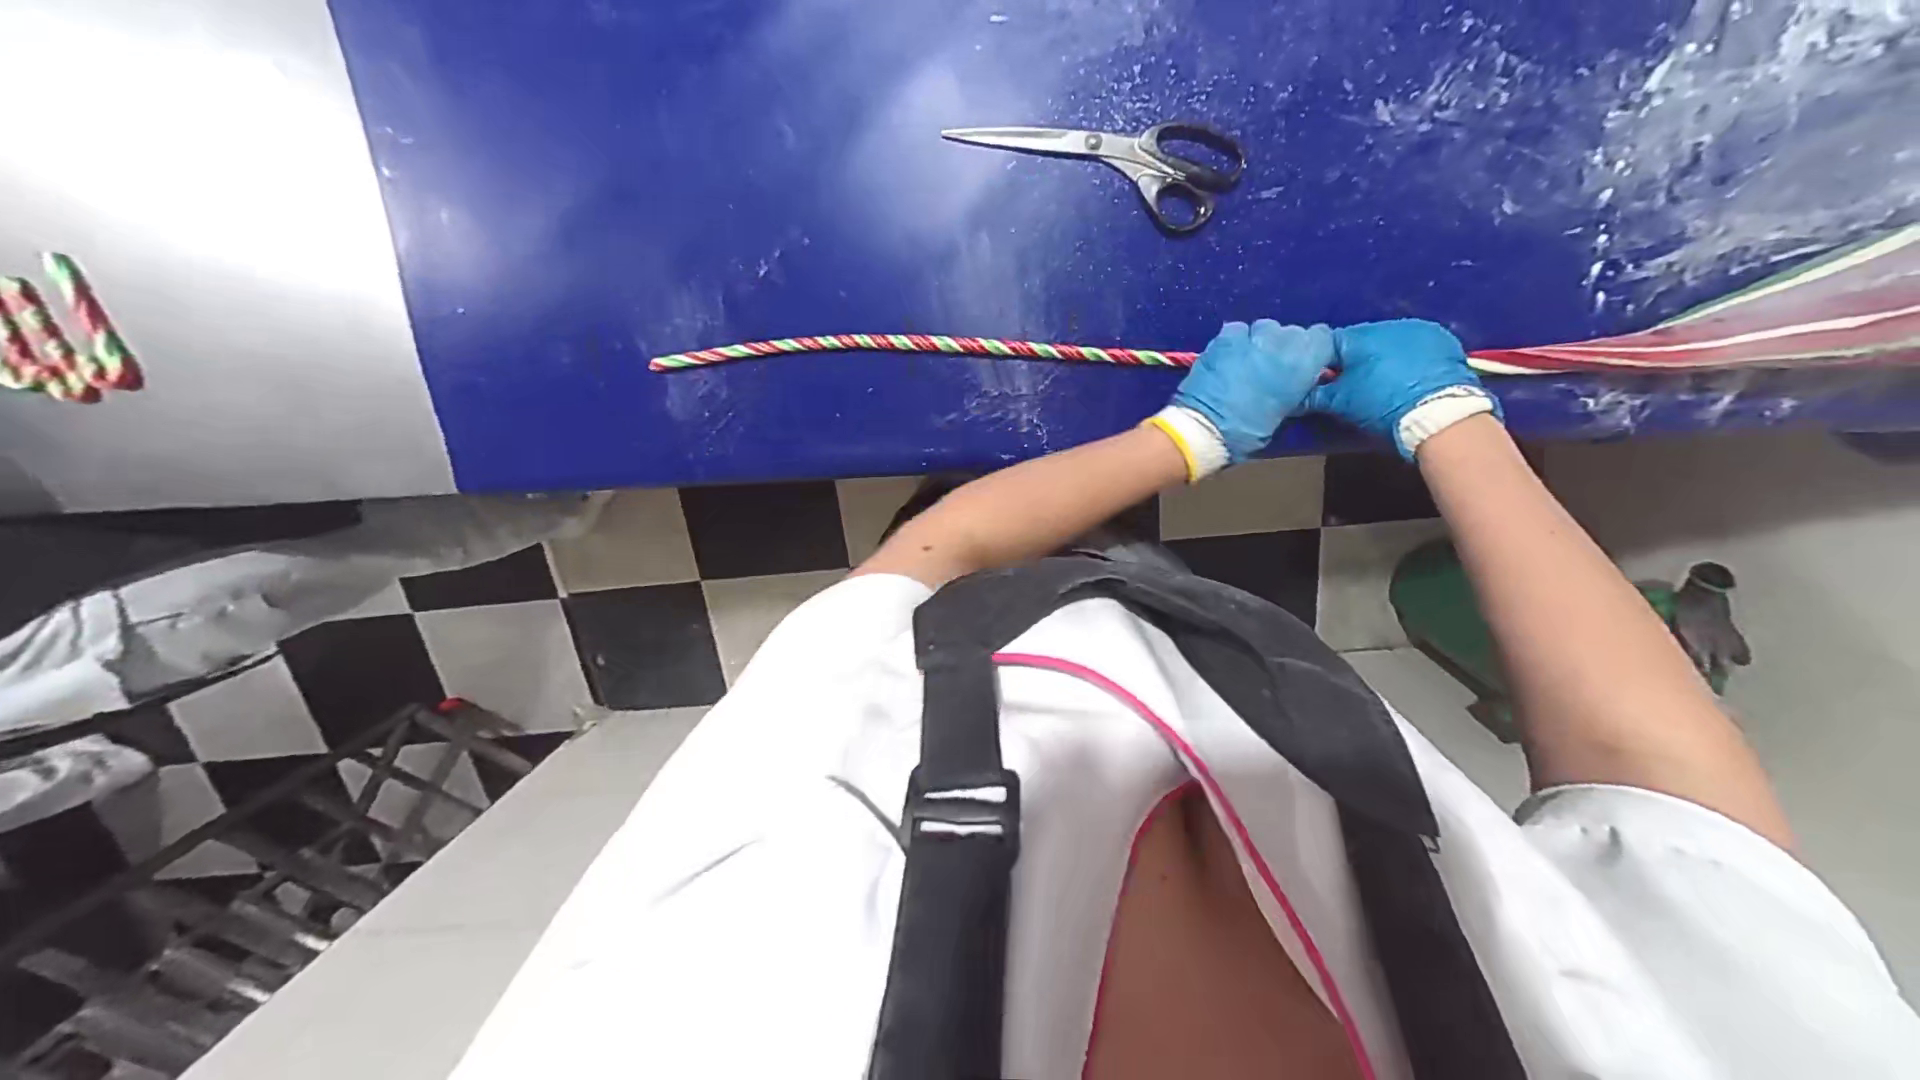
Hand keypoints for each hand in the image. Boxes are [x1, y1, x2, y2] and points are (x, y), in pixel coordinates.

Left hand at [1169, 320, 1332, 463]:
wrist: (1206, 428)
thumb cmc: (1248, 430)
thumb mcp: (1284, 411)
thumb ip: (1294, 387)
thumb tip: (1294, 380)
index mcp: (1304, 359)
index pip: (1322, 337)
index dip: (1311, 349)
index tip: (1301, 364)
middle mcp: (1282, 340)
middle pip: (1290, 331)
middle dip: (1283, 347)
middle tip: (1269, 368)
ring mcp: (1251, 335)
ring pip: (1263, 328)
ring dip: (1258, 342)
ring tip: (1246, 362)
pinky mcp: (1222, 337)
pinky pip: (1235, 331)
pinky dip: (1234, 342)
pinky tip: (1226, 358)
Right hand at [1304, 319, 1498, 458]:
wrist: (1440, 414)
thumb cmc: (1380, 404)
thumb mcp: (1339, 404)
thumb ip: (1312, 397)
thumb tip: (1292, 398)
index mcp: (1360, 335)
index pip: (1328, 344)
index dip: (1320, 364)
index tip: (1319, 383)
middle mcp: (1390, 325)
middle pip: (1359, 342)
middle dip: (1352, 362)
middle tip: (1348, 387)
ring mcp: (1421, 330)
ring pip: (1388, 344)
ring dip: (1381, 359)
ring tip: (1379, 384)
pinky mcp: (1445, 342)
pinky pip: (1415, 349)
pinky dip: (1407, 361)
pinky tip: (1405, 380)